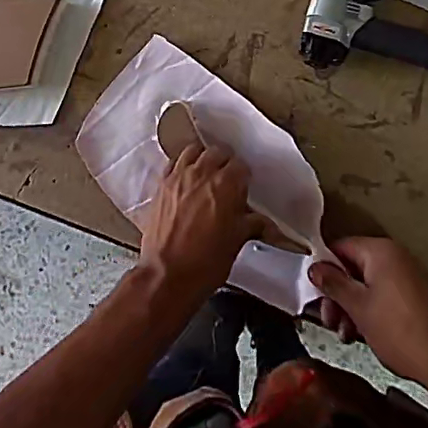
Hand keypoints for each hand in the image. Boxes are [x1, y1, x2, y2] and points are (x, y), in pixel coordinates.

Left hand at [138, 143, 263, 304]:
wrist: (167, 277)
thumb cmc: (206, 262)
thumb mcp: (237, 241)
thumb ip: (253, 224)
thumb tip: (265, 223)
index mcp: (227, 184)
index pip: (241, 166)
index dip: (244, 177)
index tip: (244, 187)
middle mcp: (203, 173)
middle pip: (218, 152)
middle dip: (226, 163)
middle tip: (228, 180)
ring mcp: (179, 177)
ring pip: (194, 150)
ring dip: (203, 157)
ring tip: (207, 172)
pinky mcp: (161, 186)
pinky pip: (174, 162)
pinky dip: (182, 164)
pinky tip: (185, 177)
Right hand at [309, 236, 427, 389]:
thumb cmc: (401, 332)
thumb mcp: (358, 308)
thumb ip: (334, 284)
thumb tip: (316, 268)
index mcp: (381, 251)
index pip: (342, 246)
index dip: (324, 268)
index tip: (315, 291)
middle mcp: (397, 256)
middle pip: (355, 266)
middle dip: (338, 293)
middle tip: (330, 319)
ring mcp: (410, 275)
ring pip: (369, 283)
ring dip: (353, 306)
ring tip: (347, 333)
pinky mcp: (418, 295)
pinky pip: (386, 293)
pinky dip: (371, 309)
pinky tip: (365, 333)